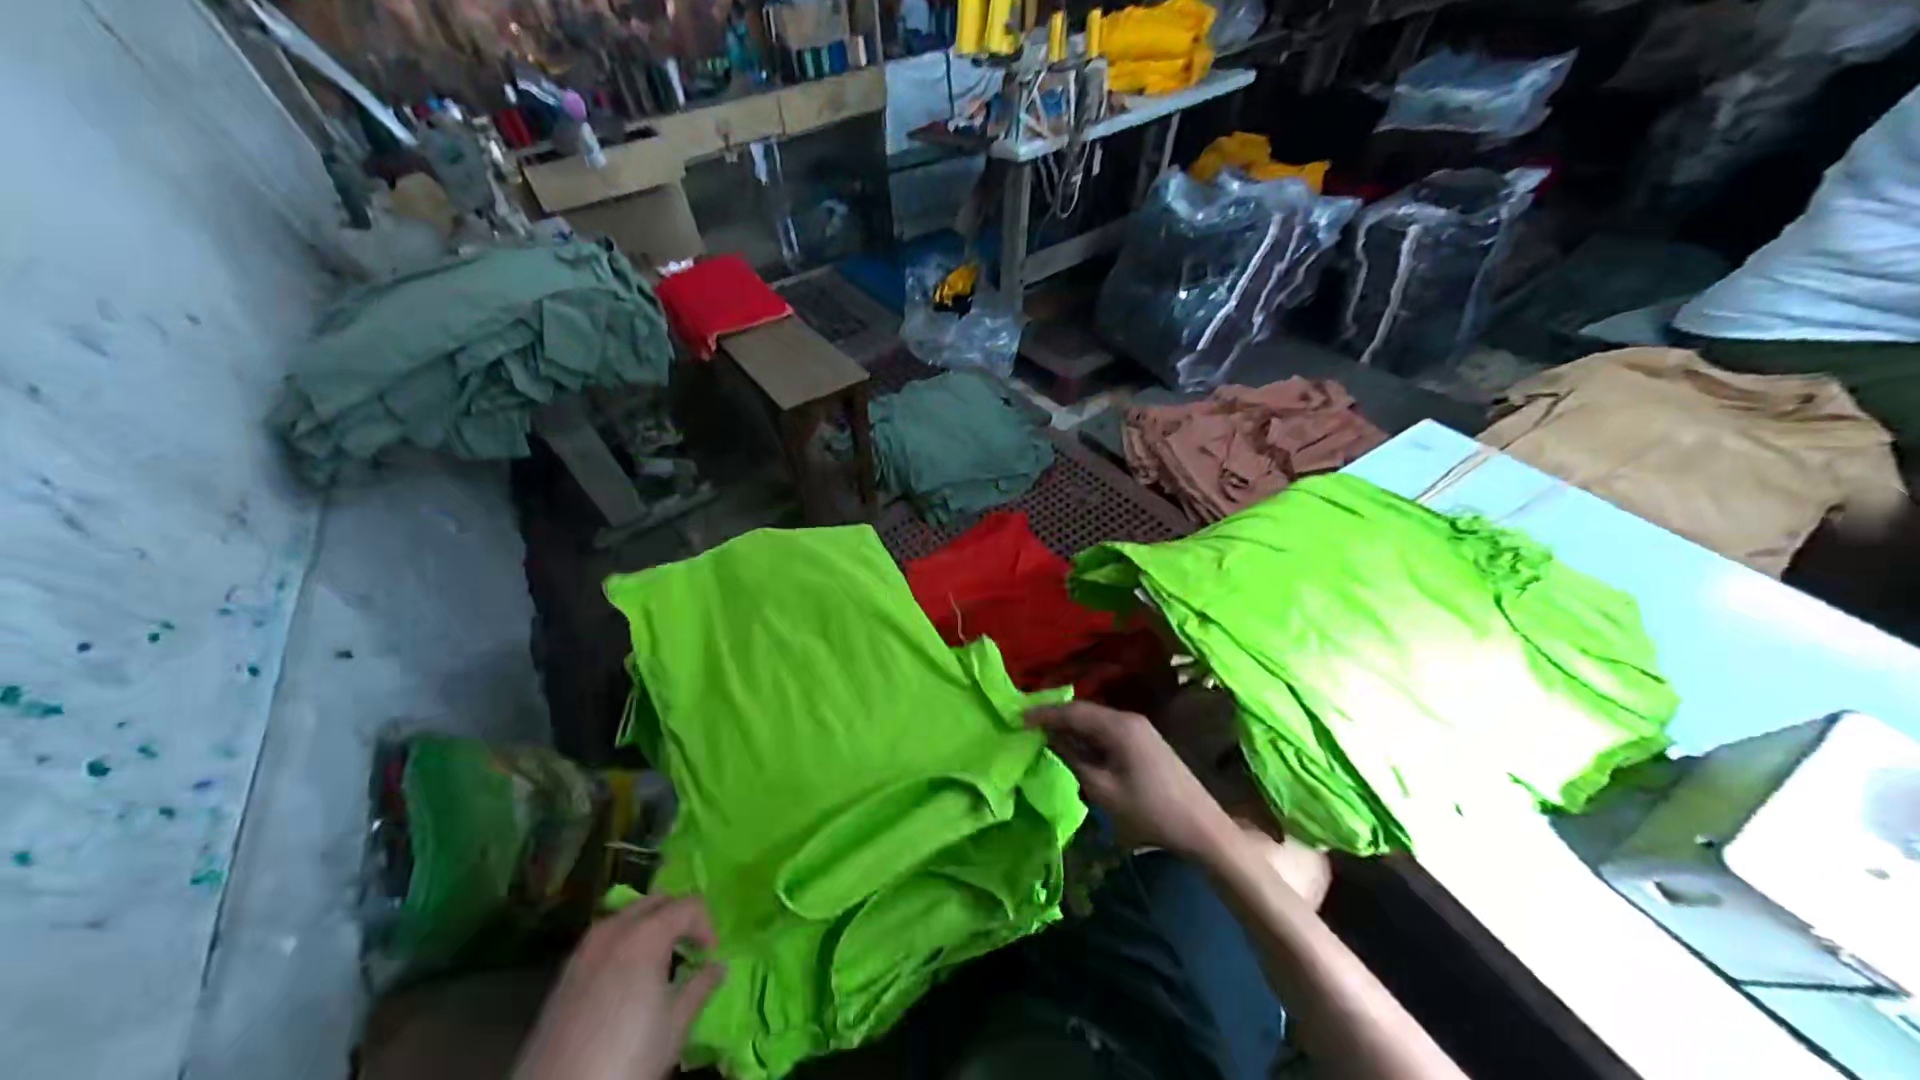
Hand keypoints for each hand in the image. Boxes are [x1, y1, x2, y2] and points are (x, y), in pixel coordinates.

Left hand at [512, 894, 725, 1079]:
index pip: (689, 905)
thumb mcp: (675, 1026)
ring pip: (629, 915)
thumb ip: (700, 986)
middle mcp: (613, 930)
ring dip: (652, 926)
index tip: (711, 956)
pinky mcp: (566, 971)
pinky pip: (606, 937)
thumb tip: (717, 967)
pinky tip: (629, 978)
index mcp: (645, 935)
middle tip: (692, 949)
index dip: (707, 926)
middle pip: (657, 901)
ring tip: (663, 962)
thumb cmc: (626, 1060)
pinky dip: (626, 941)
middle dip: (680, 917)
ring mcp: (584, 948)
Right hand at [1027, 702, 1238, 861]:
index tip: (1018, 719)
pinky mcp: (1145, 742)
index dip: (1044, 714)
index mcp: (1119, 726)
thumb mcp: (1103, 789)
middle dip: (1056, 717)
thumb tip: (1049, 739)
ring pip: (1097, 721)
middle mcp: (1129, 719)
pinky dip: (1088, 736)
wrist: (1201, 826)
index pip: (1073, 711)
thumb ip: (1073, 760)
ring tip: (1045, 736)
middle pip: (1085, 712)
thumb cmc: (1149, 811)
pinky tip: (1076, 748)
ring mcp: (1140, 729)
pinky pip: (1109, 731)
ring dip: (1072, 727)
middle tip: (1027, 726)